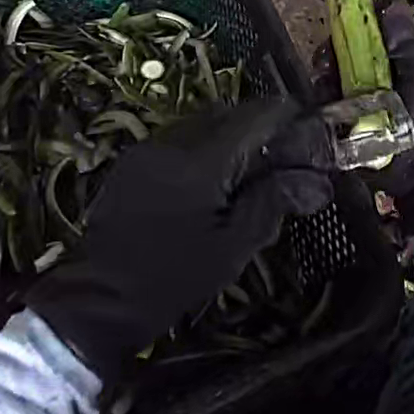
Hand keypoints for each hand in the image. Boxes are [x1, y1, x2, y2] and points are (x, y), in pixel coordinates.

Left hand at [26, 98, 332, 376]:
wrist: (96, 301)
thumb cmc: (171, 278)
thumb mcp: (231, 248)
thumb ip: (273, 203)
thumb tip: (317, 182)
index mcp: (202, 161)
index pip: (255, 116)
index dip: (287, 115)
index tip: (309, 128)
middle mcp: (174, 141)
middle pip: (230, 112)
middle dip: (262, 124)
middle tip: (284, 151)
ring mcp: (149, 147)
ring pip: (204, 122)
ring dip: (233, 133)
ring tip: (252, 164)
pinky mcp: (134, 159)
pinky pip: (181, 136)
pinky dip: (207, 144)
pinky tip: (214, 176)